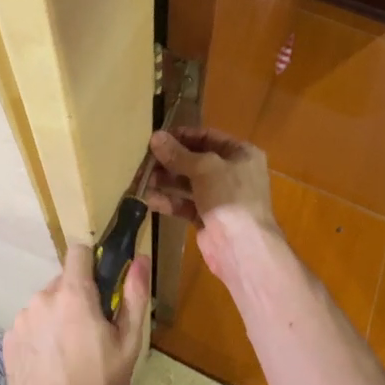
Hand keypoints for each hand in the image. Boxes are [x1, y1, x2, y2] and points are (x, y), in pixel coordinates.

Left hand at [3, 243, 150, 384]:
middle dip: (80, 298)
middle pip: (65, 282)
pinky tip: (52, 364)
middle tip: (94, 332)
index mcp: (73, 294)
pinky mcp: (8, 341)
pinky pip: (31, 324)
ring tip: (72, 353)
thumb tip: (141, 259)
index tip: (104, 284)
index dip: (94, 262)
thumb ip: (134, 296)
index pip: (79, 251)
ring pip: (47, 304)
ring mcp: (21, 320)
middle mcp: (42, 299)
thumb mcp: (128, 346)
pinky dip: (42, 335)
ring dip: (59, 317)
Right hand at [141, 127, 277, 289]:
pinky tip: (149, 199)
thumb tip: (155, 137)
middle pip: (196, 160)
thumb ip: (178, 154)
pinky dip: (169, 201)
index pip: (208, 137)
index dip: (183, 136)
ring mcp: (220, 197)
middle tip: (144, 159)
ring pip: (188, 183)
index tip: (157, 137)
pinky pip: (185, 204)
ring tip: (141, 178)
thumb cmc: (229, 197)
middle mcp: (232, 173)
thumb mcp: (204, 168)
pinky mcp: (207, 218)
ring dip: (166, 180)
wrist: (242, 248)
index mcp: (241, 154)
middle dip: (170, 160)